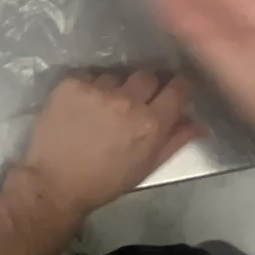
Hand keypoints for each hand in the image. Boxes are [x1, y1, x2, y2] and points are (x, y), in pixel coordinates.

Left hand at [16, 70, 201, 221]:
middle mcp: (127, 100)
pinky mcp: (72, 82)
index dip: (180, 84)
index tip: (177, 85)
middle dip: (148, 83)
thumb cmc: (105, 180)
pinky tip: (83, 105)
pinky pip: (90, 75)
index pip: (178, 88)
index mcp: (151, 123)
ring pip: (117, 75)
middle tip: (138, 97)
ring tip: (104, 106)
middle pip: (148, 74)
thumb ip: (175, 141)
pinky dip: (90, 87)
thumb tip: (198, 123)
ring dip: (115, 87)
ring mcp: (97, 88)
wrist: (56, 181)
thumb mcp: (146, 166)